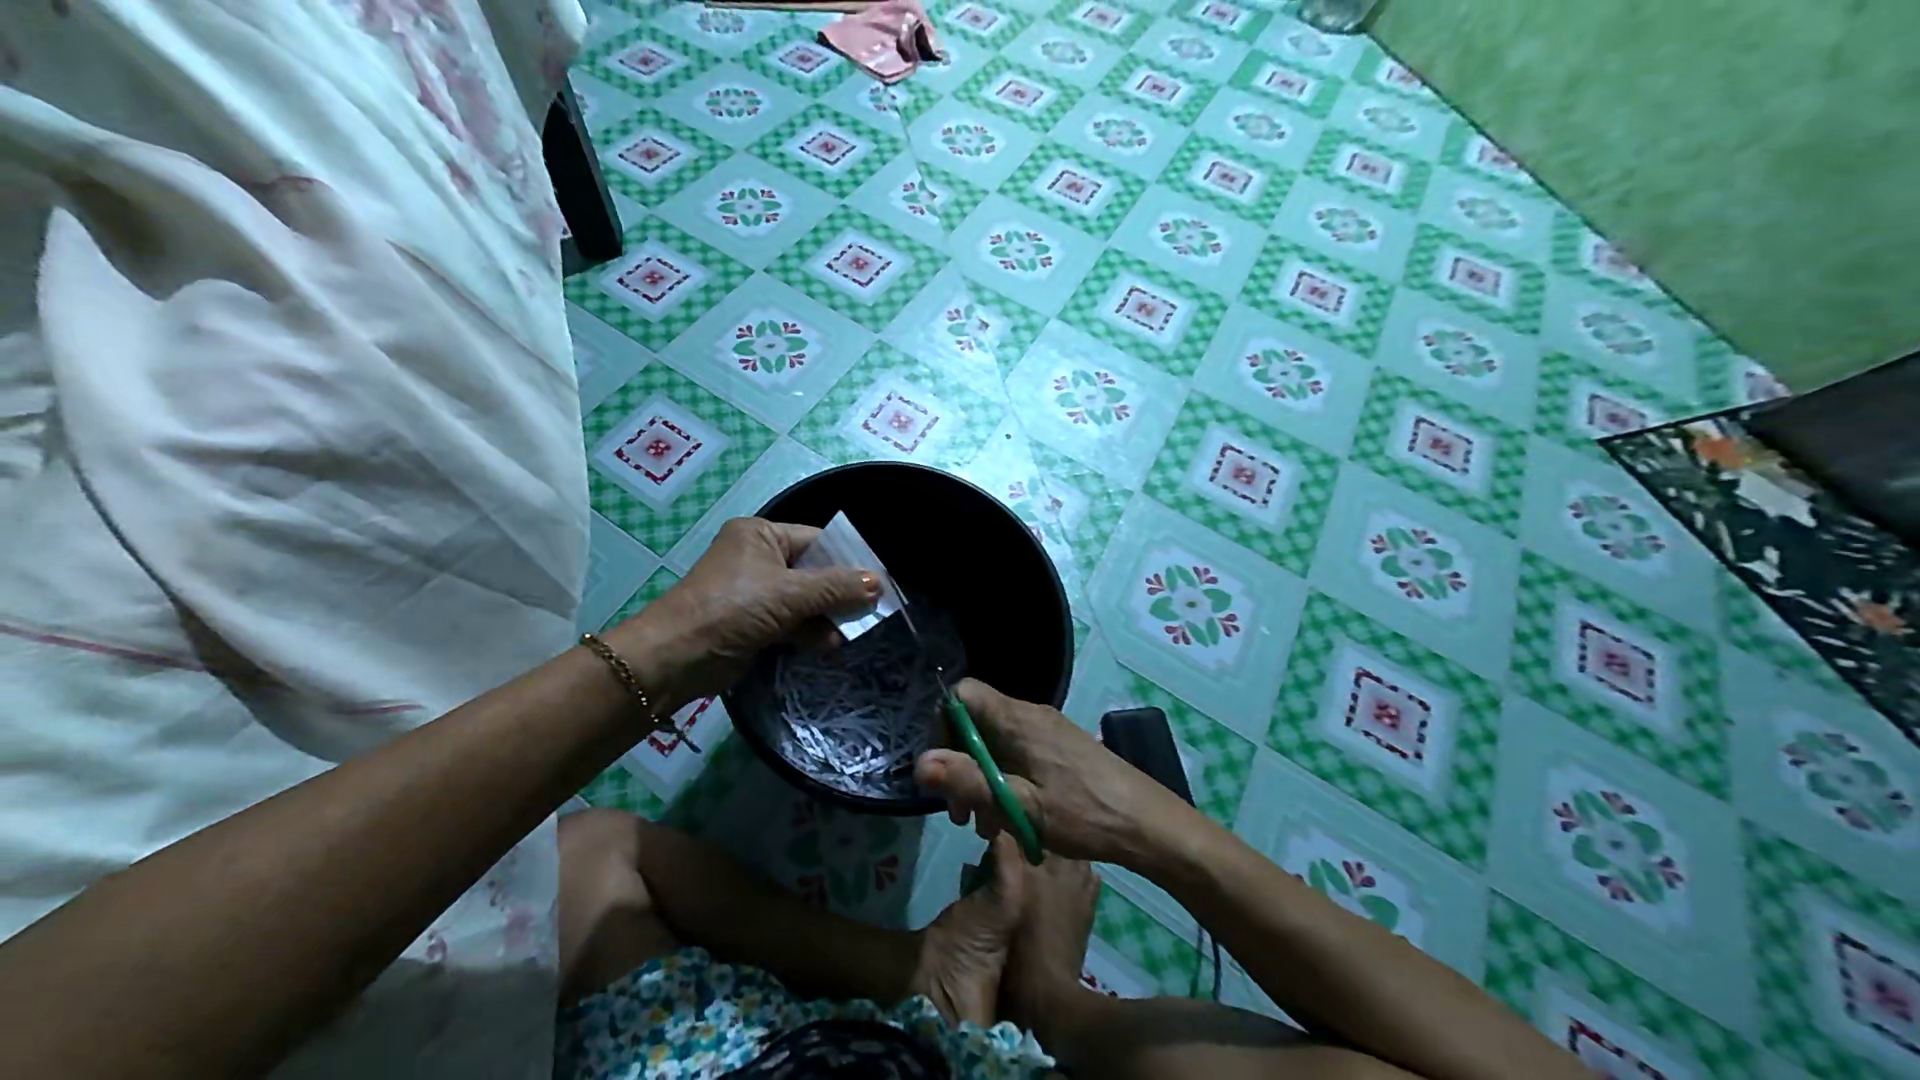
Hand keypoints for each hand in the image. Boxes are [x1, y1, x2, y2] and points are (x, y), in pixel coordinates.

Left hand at [609, 518, 878, 707]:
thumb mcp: (789, 593)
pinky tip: (829, 645)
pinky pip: (793, 622)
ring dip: (827, 617)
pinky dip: (810, 633)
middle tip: (871, 609)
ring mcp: (755, 592)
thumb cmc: (732, 609)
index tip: (878, 580)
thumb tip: (878, 585)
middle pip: (814, 571)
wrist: (677, 658)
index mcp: (761, 535)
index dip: (849, 560)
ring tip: (850, 632)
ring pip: (806, 600)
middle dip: (840, 593)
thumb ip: (836, 588)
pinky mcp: (753, 623)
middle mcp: (758, 558)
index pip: (817, 540)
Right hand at [913, 679, 1200, 867]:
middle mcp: (1030, 715)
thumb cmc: (1084, 814)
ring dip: (983, 781)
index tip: (944, 769)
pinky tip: (1012, 819)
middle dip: (960, 765)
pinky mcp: (1059, 748)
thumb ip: (969, 782)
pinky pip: (1017, 754)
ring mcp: (1047, 731)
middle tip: (962, 814)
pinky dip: (1005, 782)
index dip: (942, 725)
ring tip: (988, 826)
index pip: (962, 694)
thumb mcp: (1020, 804)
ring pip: (995, 743)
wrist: (1148, 824)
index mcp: (1017, 719)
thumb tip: (918, 764)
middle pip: (975, 722)